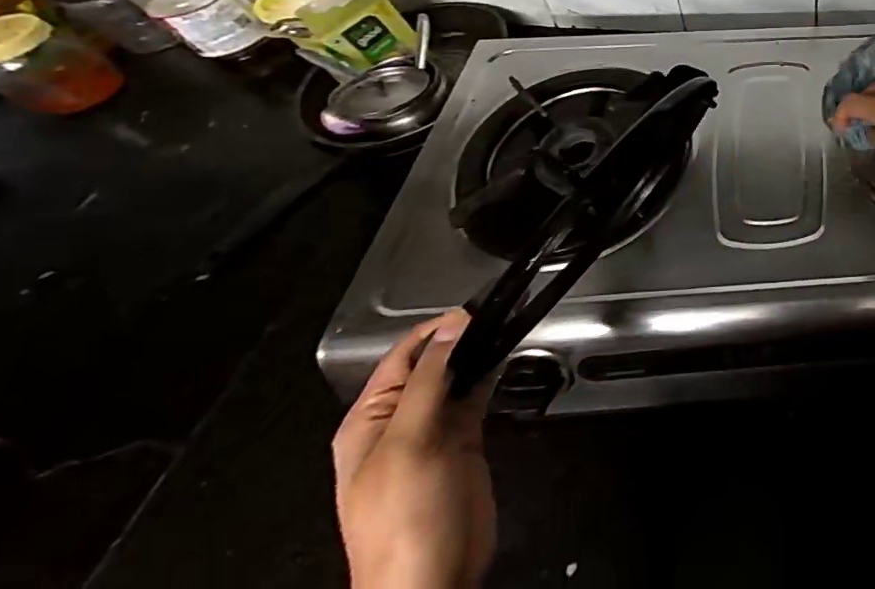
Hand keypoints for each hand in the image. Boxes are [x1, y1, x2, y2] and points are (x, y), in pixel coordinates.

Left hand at [333, 310, 495, 588]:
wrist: (431, 580)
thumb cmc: (402, 520)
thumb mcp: (409, 443)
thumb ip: (430, 381)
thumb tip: (453, 328)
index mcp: (370, 421)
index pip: (401, 357)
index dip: (435, 330)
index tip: (472, 312)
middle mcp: (400, 422)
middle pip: (432, 365)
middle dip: (460, 340)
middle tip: (495, 317)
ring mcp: (433, 433)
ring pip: (456, 379)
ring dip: (477, 356)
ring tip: (505, 330)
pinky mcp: (462, 443)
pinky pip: (474, 399)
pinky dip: (489, 377)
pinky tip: (504, 360)